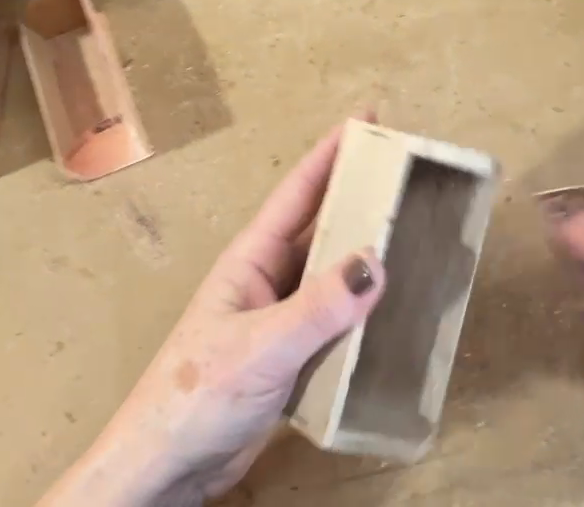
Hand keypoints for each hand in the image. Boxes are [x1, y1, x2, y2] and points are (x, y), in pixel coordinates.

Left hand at [41, 117, 386, 506]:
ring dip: (367, 256)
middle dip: (359, 198)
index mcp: (252, 258)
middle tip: (406, 175)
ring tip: (414, 236)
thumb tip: (375, 262)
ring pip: (333, 275)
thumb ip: (316, 309)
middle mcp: (270, 279)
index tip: (366, 119)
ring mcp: (281, 318)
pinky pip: (337, 320)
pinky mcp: (293, 356)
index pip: (298, 193)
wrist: (169, 464)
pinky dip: (365, 310)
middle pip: (322, 228)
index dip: (330, 153)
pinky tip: (397, 310)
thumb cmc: (197, 393)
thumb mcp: (260, 346)